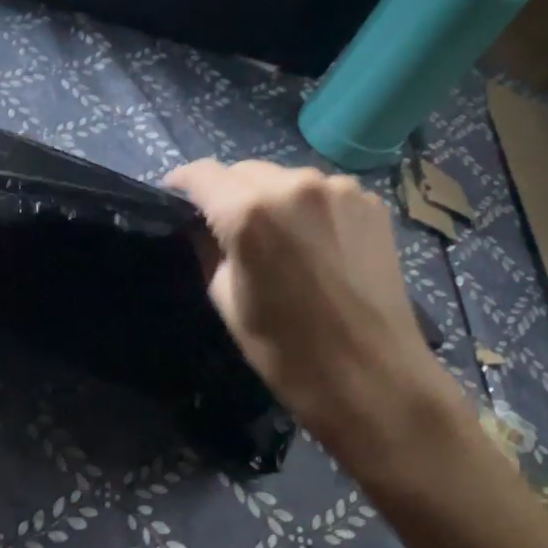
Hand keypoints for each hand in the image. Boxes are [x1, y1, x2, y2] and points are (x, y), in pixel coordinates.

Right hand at [165, 159, 468, 470]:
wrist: (373, 376)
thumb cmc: (287, 350)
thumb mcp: (226, 300)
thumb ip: (209, 250)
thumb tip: (203, 226)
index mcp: (249, 213)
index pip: (202, 174)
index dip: (182, 182)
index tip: (174, 198)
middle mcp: (294, 185)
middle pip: (244, 171)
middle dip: (227, 192)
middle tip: (224, 226)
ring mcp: (339, 190)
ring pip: (285, 178)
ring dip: (270, 197)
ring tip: (275, 237)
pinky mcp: (370, 203)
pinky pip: (323, 192)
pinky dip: (307, 208)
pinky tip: (314, 243)